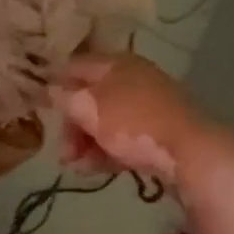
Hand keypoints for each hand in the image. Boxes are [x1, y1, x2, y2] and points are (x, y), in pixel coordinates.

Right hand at [56, 53, 219, 184]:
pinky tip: (94, 170)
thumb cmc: (133, 122)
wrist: (191, 151)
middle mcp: (133, 78)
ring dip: (87, 143)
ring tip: (76, 167)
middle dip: (72, 125)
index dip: (57, 86)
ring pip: (107, 121)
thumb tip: (52, 90)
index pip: (77, 66)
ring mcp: (149, 105)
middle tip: (63, 152)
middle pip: (91, 97)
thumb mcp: (90, 108)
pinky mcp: (160, 132)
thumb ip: (66, 98)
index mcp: (116, 62)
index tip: (42, 111)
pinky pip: (125, 138)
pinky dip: (107, 151)